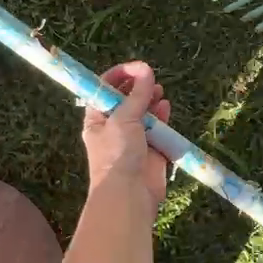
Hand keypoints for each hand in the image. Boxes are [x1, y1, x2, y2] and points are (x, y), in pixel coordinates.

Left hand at [82, 61, 171, 206]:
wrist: (129, 194)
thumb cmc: (118, 153)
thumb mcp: (124, 119)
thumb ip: (137, 94)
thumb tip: (146, 69)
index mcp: (97, 119)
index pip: (104, 90)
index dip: (119, 75)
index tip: (137, 67)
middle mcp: (114, 127)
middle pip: (126, 99)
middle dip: (137, 87)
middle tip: (150, 78)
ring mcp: (133, 139)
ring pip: (143, 112)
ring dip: (150, 100)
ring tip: (159, 91)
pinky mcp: (151, 149)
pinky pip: (157, 128)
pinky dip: (161, 117)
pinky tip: (165, 108)